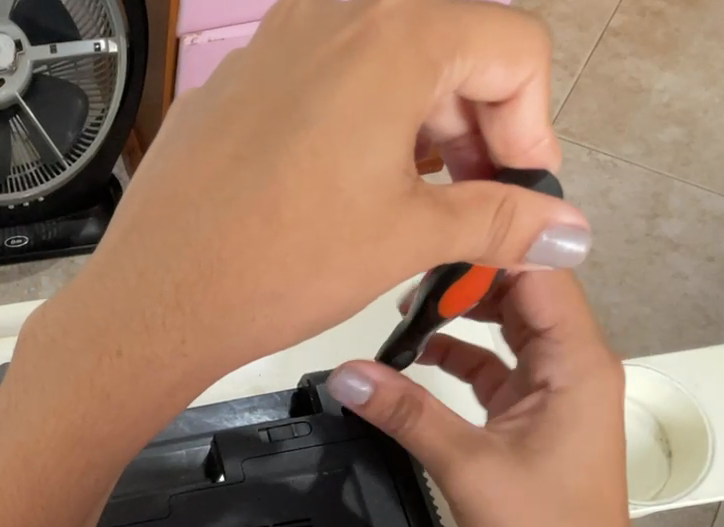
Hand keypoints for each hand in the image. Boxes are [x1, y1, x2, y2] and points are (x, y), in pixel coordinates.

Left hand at [36, 0, 590, 399]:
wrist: (156, 301)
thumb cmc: (281, 266)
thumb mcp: (405, 240)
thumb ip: (498, 220)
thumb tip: (567, 229)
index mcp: (394, 33)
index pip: (514, 48)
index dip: (532, 129)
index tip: (517, 196)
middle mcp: (330, 15)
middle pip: (445, 48)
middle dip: (472, 131)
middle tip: (467, 209)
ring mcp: (267, 46)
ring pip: (375, 68)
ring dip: (411, 131)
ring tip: (402, 208)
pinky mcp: (226, 87)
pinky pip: (311, 88)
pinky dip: (345, 129)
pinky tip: (329, 196)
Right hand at [325, 271, 638, 526]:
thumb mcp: (464, 463)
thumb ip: (405, 411)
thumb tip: (345, 374)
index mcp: (576, 362)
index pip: (539, 276)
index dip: (490, 250)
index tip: (428, 238)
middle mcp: (574, 364)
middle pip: (524, 297)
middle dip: (468, 281)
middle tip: (402, 275)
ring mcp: (555, 391)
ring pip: (509, 333)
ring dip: (463, 321)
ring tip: (402, 313)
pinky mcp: (536, 417)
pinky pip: (497, 370)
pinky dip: (461, 361)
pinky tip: (418, 360)